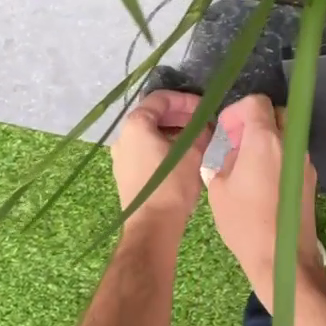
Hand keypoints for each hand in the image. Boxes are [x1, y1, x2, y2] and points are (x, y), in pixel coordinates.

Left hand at [112, 90, 211, 238]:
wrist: (152, 227)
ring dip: (173, 132)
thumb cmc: (171, 185)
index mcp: (135, 125)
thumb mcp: (191, 153)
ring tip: (196, 140)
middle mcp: (123, 136)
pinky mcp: (125, 173)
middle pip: (153, 115)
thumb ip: (199, 132)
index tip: (203, 108)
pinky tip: (183, 157)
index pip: (160, 98)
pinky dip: (164, 147)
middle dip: (180, 116)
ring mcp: (121, 156)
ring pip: (149, 134)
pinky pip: (145, 150)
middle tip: (202, 122)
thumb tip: (204, 124)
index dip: (185, 100)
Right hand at [205, 95, 319, 306]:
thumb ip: (224, 162)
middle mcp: (290, 144)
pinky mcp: (311, 181)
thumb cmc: (245, 223)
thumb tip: (232, 155)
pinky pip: (292, 156)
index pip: (257, 103)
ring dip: (266, 141)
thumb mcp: (219, 190)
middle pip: (275, 114)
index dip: (237, 111)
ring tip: (246, 166)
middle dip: (254, 123)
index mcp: (265, 140)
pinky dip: (277, 159)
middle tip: (236, 143)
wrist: (282, 260)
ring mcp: (305, 162)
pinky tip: (261, 184)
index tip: (226, 130)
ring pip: (285, 136)